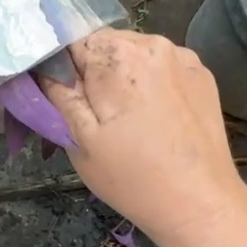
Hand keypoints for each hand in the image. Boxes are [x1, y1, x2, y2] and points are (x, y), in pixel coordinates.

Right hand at [40, 30, 246, 243]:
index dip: (63, 69)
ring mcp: (182, 56)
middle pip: (106, 44)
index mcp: (116, 55)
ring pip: (136, 53)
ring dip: (125, 75)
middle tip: (97, 115)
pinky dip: (153, 81)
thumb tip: (44, 68)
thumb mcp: (80, 140)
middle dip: (95, 71)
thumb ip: (59, 95)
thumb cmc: (132, 177)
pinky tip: (157, 116)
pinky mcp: (203, 74)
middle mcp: (151, 43)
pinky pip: (163, 66)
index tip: (65, 98)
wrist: (200, 203)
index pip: (71, 42)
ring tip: (128, 118)